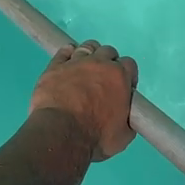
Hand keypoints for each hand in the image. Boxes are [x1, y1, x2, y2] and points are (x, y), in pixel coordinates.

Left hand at [30, 40, 136, 160]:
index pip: (129, 64)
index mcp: (119, 77)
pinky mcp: (55, 66)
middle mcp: (99, 63)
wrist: (61, 133)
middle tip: (102, 80)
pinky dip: (67, 54)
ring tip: (84, 70)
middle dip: (107, 62)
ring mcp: (75, 62)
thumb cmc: (96, 137)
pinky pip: (63, 51)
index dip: (127, 75)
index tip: (122, 87)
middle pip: (107, 51)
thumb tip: (126, 116)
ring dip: (88, 55)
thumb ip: (128, 118)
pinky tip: (66, 62)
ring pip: (86, 47)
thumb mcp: (124, 135)